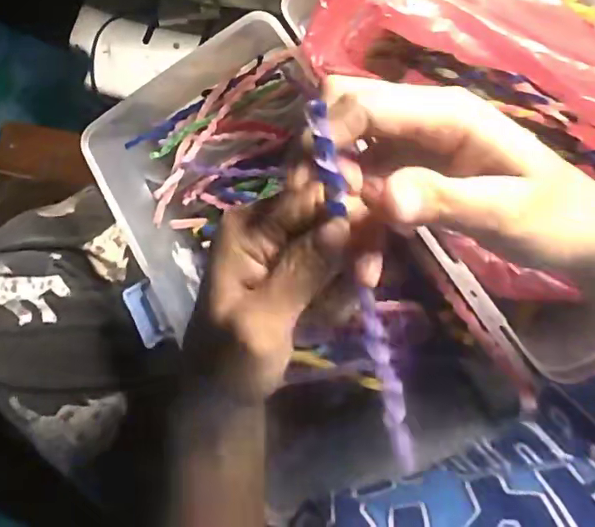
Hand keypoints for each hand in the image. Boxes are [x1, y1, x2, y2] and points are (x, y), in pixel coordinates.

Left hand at [181, 164, 363, 406]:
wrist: (223, 397)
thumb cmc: (230, 358)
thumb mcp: (263, 319)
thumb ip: (303, 270)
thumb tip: (343, 220)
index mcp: (249, 225)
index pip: (307, 196)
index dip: (346, 211)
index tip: (371, 246)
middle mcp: (268, 226)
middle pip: (330, 216)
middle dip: (351, 251)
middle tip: (364, 282)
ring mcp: (286, 248)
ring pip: (341, 245)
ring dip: (346, 280)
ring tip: (325, 316)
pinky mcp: (301, 272)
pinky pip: (338, 270)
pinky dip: (340, 296)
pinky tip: (321, 322)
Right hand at [323, 75, 594, 276]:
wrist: (591, 243)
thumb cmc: (560, 219)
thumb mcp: (509, 213)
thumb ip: (444, 199)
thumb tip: (382, 197)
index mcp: (443, 111)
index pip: (362, 100)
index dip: (331, 135)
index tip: (324, 188)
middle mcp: (417, 118)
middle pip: (342, 113)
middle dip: (322, 158)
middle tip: (324, 210)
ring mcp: (409, 147)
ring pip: (347, 154)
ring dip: (338, 199)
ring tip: (342, 248)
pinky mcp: (407, 176)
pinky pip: (365, 190)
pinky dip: (358, 223)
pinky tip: (365, 263)